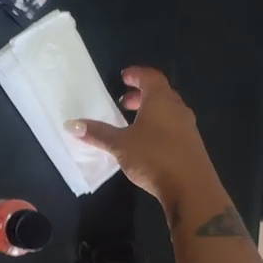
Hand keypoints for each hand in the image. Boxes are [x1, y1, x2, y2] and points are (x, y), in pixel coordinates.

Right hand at [67, 67, 215, 203]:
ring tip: (131, 123)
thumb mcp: (120, 144)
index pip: (150, 77)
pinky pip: (172, 127)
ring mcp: (187, 127)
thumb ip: (97, 133)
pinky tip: (145, 143)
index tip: (123, 77)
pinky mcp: (190, 145)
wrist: (190, 187)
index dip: (136, 75)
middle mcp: (177, 108)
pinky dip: (157, 127)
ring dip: (149, 112)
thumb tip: (71, 124)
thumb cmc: (154, 156)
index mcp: (161, 100)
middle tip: (123, 102)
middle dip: (141, 95)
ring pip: (167, 111)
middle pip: (160, 94)